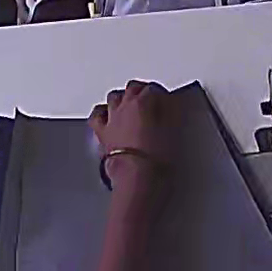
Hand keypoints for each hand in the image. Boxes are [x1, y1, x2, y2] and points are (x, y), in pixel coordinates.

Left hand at [89, 81, 171, 195]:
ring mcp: (112, 119)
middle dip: (142, 90)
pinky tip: (107, 115)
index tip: (166, 100)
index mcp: (143, 103)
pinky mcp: (102, 134)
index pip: (153, 89)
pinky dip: (103, 112)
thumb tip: (171, 107)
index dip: (161, 94)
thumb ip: (171, 115)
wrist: (137, 182)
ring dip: (123, 97)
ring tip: (130, 103)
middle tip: (151, 98)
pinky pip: (98, 116)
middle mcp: (125, 107)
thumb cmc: (155, 161)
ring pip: (114, 97)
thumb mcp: (173, 134)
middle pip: (132, 88)